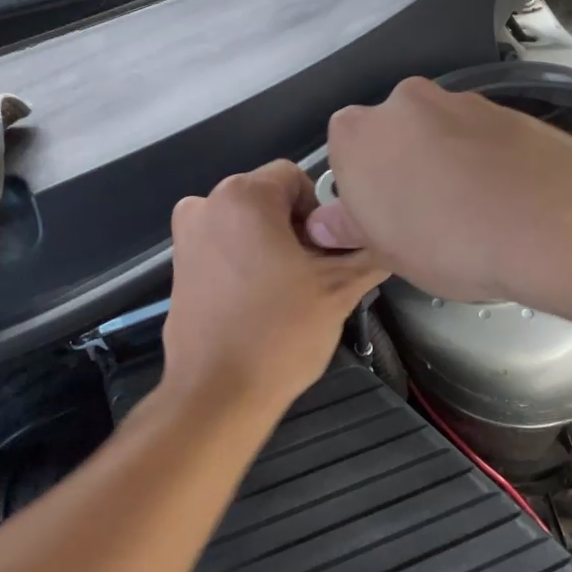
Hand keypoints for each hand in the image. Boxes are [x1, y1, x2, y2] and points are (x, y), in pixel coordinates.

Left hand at [163, 160, 387, 412]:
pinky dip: (246, 262)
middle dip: (297, 228)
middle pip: (269, 198)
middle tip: (315, 274)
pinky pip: (224, 247)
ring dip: (272, 245)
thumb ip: (371, 252)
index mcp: (242, 196)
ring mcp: (186, 237)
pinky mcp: (178, 268)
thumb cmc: (280, 334)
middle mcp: (206, 204)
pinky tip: (262, 302)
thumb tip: (393, 238)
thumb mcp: (340, 290)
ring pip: (246, 225)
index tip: (328, 252)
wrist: (217, 394)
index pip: (296, 176)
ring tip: (290, 291)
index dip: (320, 210)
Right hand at [307, 78, 571, 304]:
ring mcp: (460, 100)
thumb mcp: (386, 250)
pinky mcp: (507, 108)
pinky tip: (505, 198)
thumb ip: (349, 226)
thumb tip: (324, 221)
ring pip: (440, 132)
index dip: (364, 190)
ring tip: (474, 213)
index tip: (384, 221)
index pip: (345, 154)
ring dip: (447, 162)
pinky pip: (482, 136)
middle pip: (394, 135)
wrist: (549, 221)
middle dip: (405, 169)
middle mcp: (404, 101)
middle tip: (426, 220)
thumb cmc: (449, 242)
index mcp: (358, 133)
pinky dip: (486, 158)